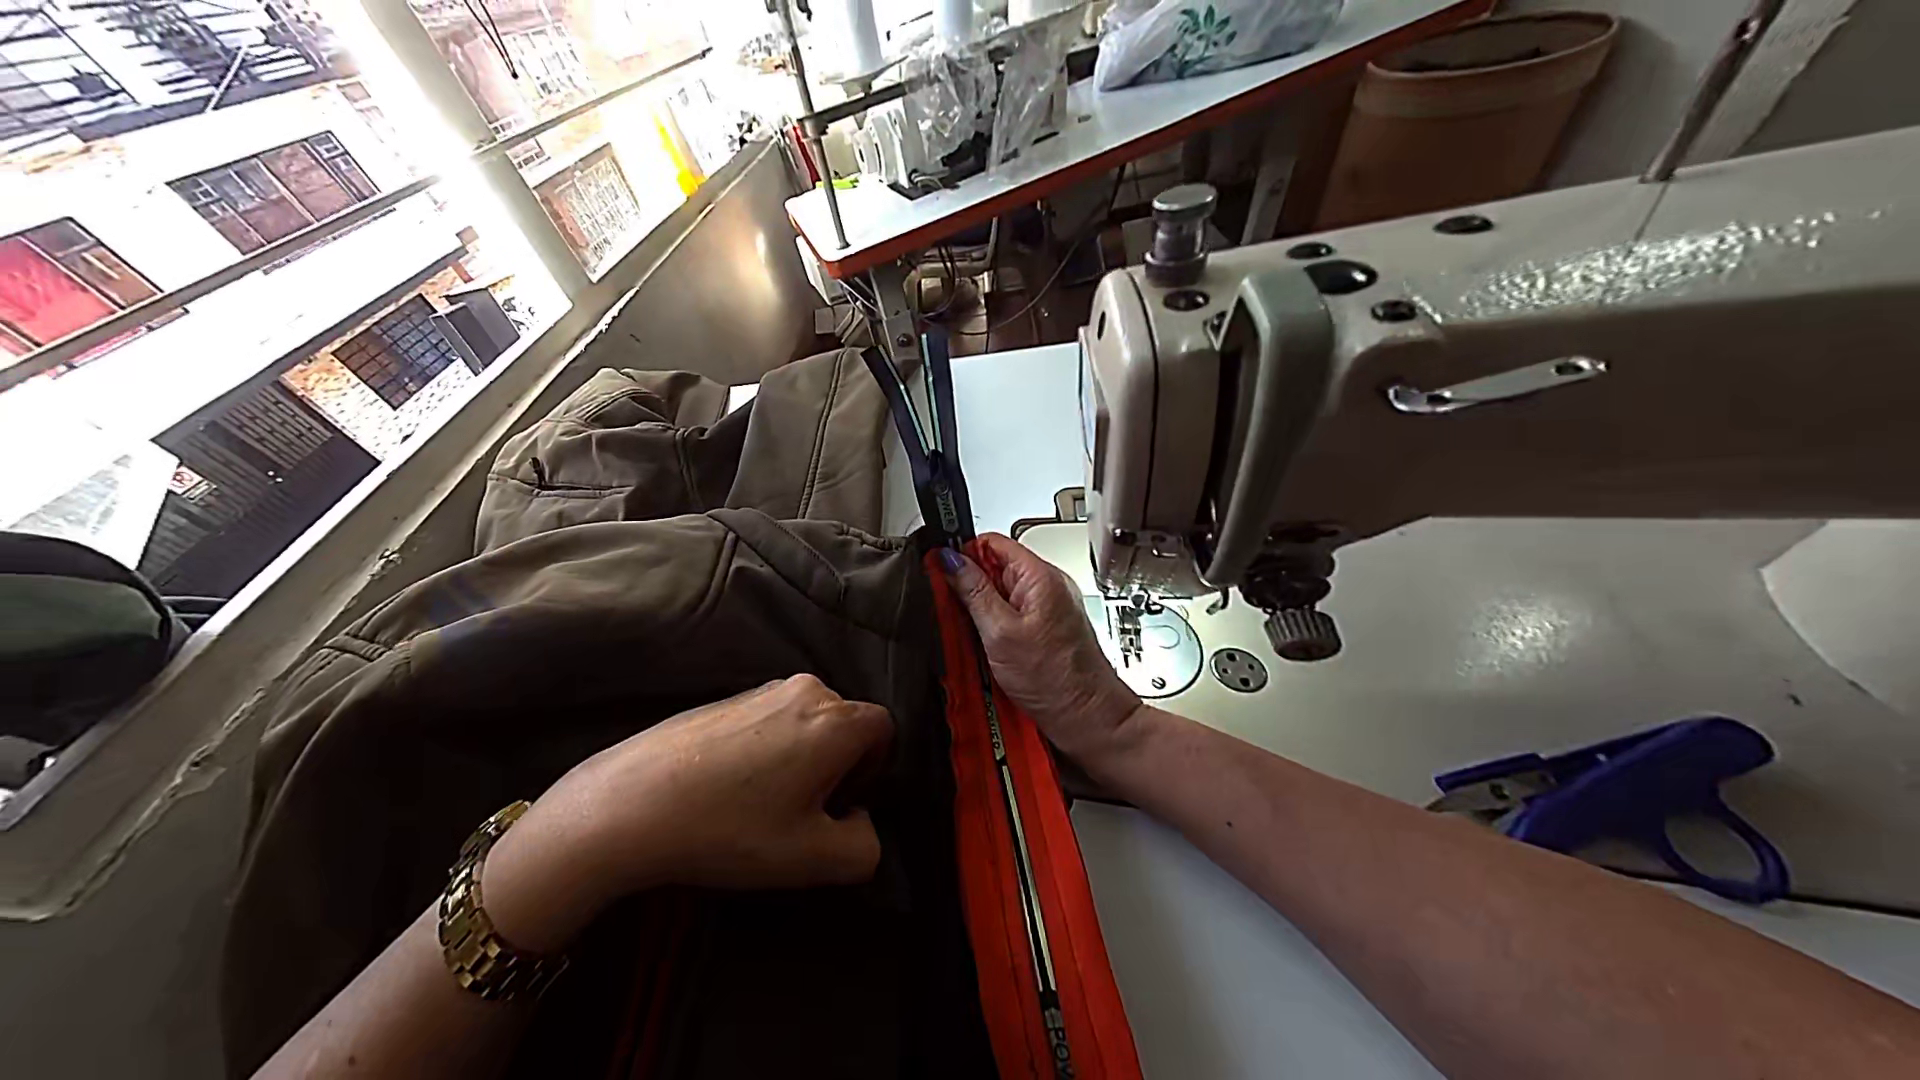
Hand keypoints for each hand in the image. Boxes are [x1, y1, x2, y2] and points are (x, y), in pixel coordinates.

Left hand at [482, 675, 891, 951]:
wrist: (630, 803)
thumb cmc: (731, 829)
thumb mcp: (813, 859)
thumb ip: (865, 846)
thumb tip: (858, 818)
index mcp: (836, 720)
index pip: (884, 729)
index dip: (873, 769)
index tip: (838, 804)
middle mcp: (807, 690)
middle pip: (847, 722)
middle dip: (838, 764)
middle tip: (799, 810)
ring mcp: (763, 688)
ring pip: (809, 719)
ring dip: (803, 755)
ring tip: (760, 800)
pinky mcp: (728, 695)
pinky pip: (774, 717)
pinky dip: (771, 745)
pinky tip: (730, 785)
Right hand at [940, 533, 1142, 766]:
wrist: (1085, 716)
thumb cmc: (1056, 680)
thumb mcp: (999, 633)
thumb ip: (972, 592)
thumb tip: (950, 560)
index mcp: (1040, 576)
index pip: (992, 542)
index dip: (963, 553)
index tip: (943, 570)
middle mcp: (1048, 585)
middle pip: (994, 567)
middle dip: (970, 587)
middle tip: (960, 615)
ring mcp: (1048, 605)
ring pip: (1000, 592)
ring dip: (981, 610)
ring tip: (980, 638)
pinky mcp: (1045, 625)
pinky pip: (1010, 613)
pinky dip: (994, 626)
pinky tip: (991, 647)